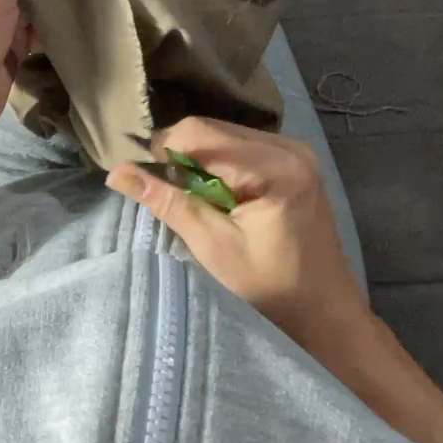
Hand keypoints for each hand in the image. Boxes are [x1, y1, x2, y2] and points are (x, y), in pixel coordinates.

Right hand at [105, 117, 369, 342]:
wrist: (326, 313)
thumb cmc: (271, 289)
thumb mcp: (213, 246)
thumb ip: (166, 202)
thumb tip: (116, 172)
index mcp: (274, 166)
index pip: (199, 133)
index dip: (162, 149)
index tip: (142, 177)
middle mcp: (288, 147)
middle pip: (211, 128)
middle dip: (179, 155)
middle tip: (163, 190)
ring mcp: (295, 151)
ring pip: (223, 134)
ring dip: (197, 159)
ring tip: (188, 196)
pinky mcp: (293, 161)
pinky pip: (240, 145)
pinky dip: (217, 164)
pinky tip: (214, 193)